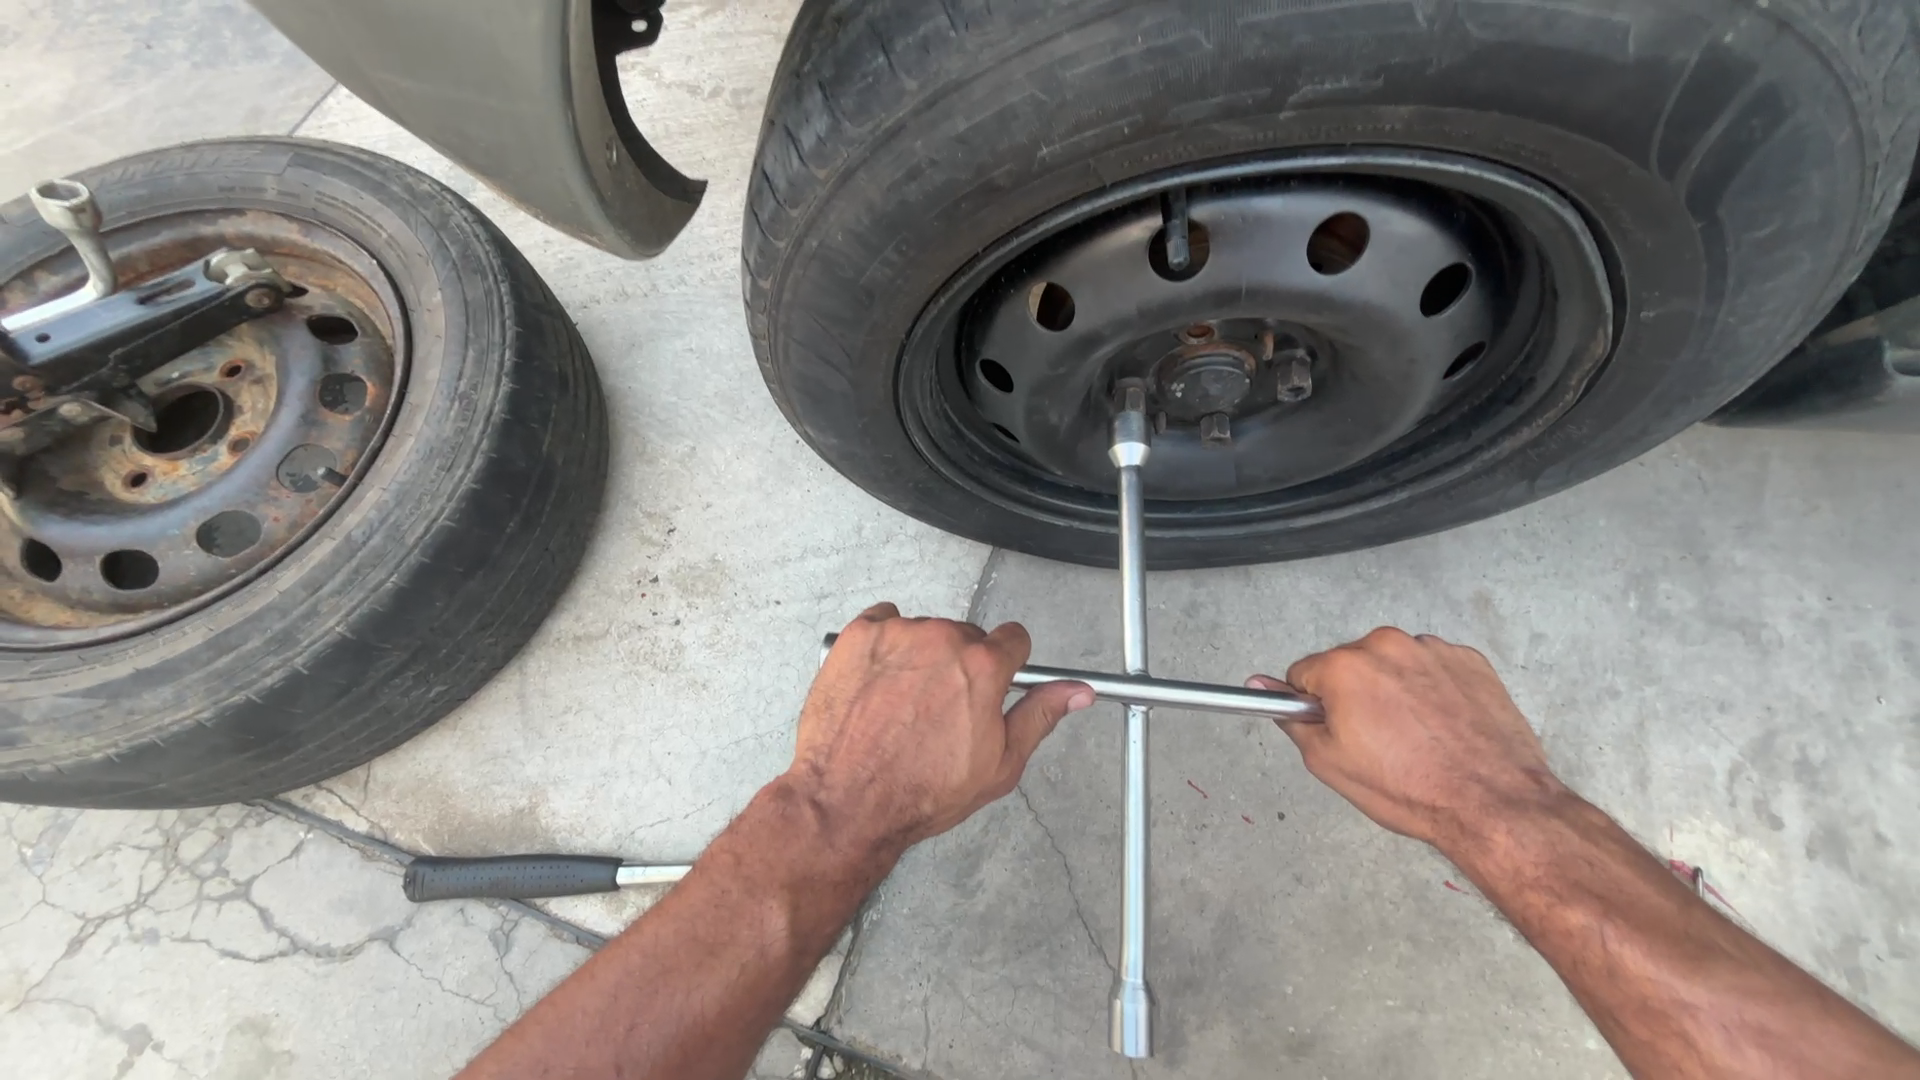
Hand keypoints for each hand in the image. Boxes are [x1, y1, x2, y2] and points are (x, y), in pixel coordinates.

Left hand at [785, 604, 1092, 857]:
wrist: (848, 800)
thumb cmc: (920, 790)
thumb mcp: (999, 764)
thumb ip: (1040, 715)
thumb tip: (1076, 692)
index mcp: (983, 666)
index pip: (1014, 638)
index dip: (1007, 664)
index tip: (992, 682)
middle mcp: (942, 639)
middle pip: (966, 636)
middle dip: (961, 665)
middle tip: (941, 709)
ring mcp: (898, 634)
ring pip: (926, 630)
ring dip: (922, 656)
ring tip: (903, 703)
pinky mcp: (858, 635)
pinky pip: (885, 620)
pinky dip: (885, 643)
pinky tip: (880, 682)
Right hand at [1249, 627, 1566, 849]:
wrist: (1494, 805)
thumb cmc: (1413, 788)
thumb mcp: (1327, 762)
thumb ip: (1290, 716)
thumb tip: (1261, 686)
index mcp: (1345, 666)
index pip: (1302, 673)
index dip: (1312, 706)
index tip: (1333, 728)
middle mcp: (1386, 646)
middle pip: (1347, 664)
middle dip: (1353, 695)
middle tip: (1374, 740)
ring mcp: (1431, 650)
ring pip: (1390, 664)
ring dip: (1392, 689)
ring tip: (1413, 736)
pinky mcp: (1469, 661)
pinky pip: (1431, 667)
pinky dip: (1430, 689)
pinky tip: (1439, 726)